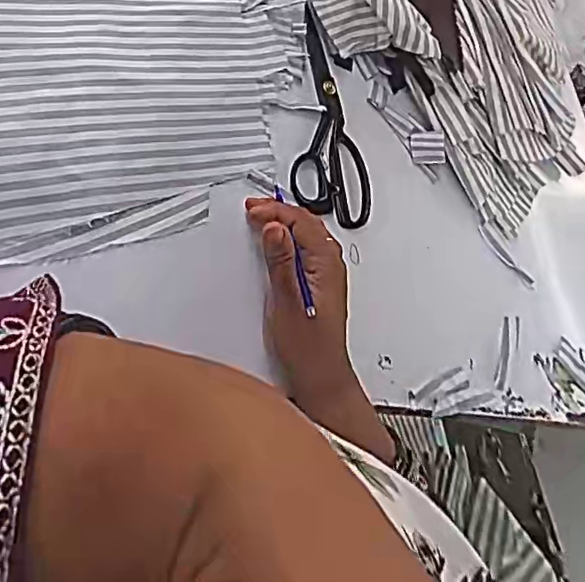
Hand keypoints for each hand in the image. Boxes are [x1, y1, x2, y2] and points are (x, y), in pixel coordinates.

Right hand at [245, 198, 395, 463]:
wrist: (320, 377)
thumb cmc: (308, 347)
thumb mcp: (286, 301)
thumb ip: (280, 261)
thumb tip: (274, 228)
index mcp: (326, 262)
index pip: (301, 221)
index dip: (275, 211)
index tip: (253, 210)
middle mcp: (331, 263)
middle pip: (307, 222)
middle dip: (279, 210)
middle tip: (254, 208)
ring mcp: (328, 272)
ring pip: (307, 233)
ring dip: (285, 221)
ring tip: (262, 218)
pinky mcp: (321, 281)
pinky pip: (306, 246)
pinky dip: (289, 236)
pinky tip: (276, 240)